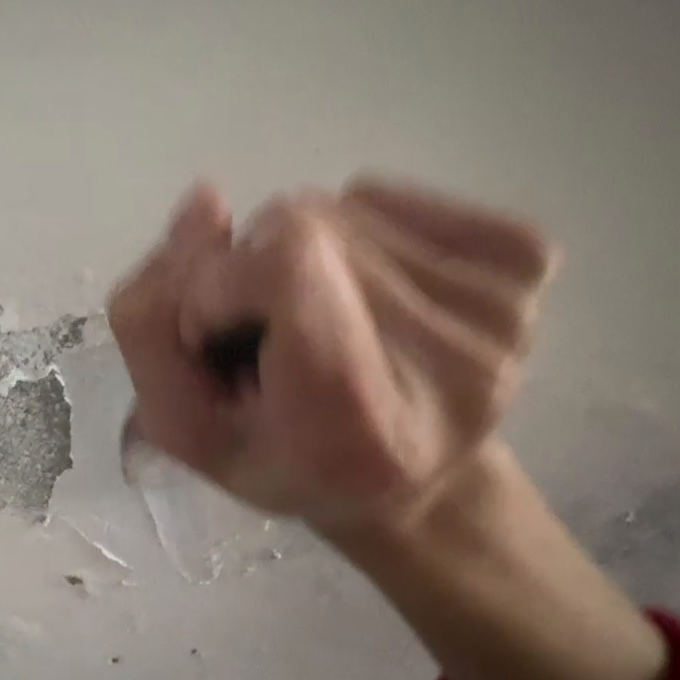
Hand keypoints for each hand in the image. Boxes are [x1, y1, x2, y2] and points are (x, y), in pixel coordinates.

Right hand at [108, 177, 557, 536]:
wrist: (414, 483)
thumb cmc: (286, 466)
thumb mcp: (184, 429)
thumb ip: (153, 326)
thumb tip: (203, 199)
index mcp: (357, 423)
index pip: (281, 266)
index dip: (220, 282)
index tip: (220, 337)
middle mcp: (448, 355)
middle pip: (301, 226)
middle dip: (251, 271)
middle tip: (270, 342)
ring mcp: (501, 301)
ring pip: (335, 206)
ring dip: (299, 255)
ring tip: (317, 326)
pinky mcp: (526, 256)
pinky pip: (383, 196)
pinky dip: (350, 234)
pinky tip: (361, 297)